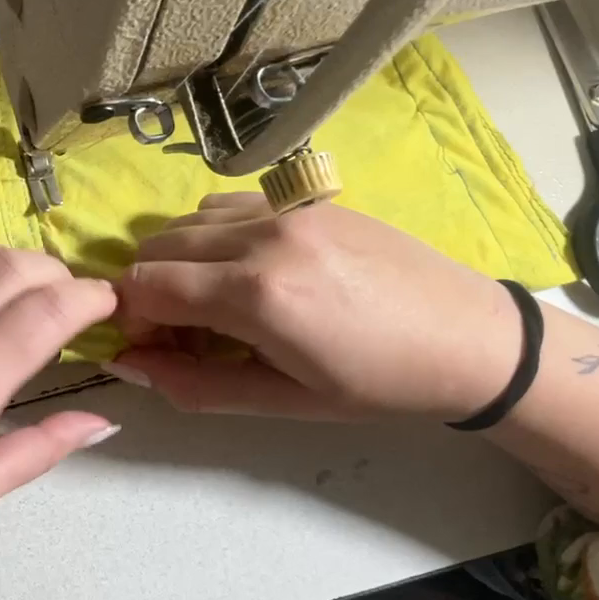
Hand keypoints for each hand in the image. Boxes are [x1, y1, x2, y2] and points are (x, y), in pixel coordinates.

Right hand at [109, 194, 520, 420]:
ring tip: (212, 299)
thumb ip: (194, 384)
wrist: (471, 339)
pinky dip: (210, 235)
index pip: (145, 287)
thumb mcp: (282, 402)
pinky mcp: (304, 198)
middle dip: (148, 292)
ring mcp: (285, 209)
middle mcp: (262, 238)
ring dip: (176, 261)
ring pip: (185, 221)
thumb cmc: (377, 385)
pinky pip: (225, 205)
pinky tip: (242, 267)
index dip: (131, 320)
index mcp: (257, 295)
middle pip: (155, 248)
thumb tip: (127, 364)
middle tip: (182, 332)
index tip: (151, 348)